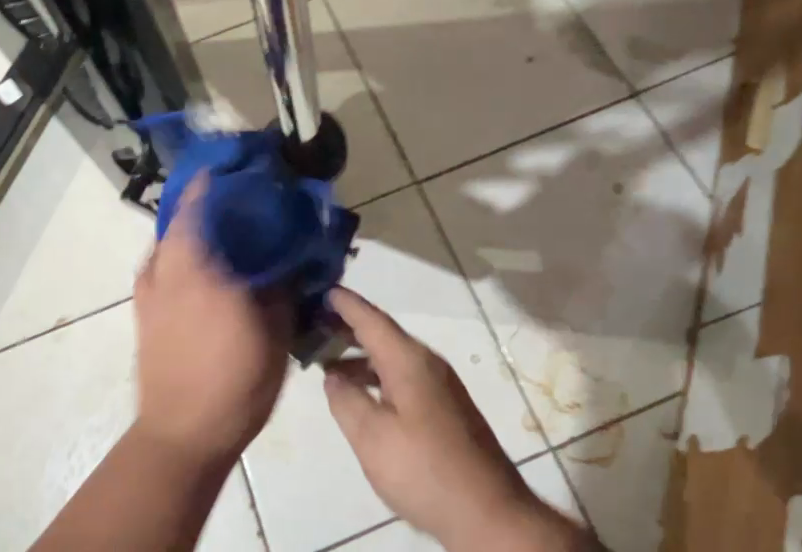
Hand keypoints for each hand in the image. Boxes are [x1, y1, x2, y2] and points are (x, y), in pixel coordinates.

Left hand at [130, 174, 293, 466]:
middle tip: (245, 195)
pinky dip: (184, 252)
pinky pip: (163, 262)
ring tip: (229, 227)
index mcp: (196, 263)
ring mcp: (148, 287)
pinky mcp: (143, 308)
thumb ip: (280, 283)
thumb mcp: (275, 331)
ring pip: (171, 238)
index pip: (201, 197)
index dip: (221, 174)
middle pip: (182, 213)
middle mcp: (165, 265)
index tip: (245, 162)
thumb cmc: (235, 382)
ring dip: (195, 225)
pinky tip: (211, 265)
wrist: (182, 436)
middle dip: (211, 198)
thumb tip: (289, 253)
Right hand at [323, 289, 589, 551]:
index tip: (322, 289)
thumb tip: (332, 376)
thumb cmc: (424, 469)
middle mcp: (427, 363)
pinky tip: (362, 394)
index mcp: (409, 360)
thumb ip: (346, 401)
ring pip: (393, 358)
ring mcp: (440, 386)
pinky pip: (403, 376)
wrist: (488, 512)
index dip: (345, 304)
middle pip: (383, 334)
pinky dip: (376, 375)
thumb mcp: (372, 437)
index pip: (371, 319)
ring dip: (361, 356)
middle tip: (314, 324)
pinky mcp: (445, 409)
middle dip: (349, 327)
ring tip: (328, 362)